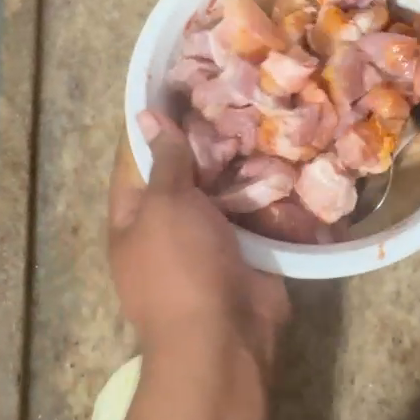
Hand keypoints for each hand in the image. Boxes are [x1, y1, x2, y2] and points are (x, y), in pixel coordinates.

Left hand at [111, 112, 289, 367]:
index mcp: (133, 216)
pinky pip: (256, 210)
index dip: (154, 120)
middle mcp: (169, 223)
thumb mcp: (163, 206)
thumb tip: (148, 116)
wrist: (223, 337)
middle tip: (236, 90)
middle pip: (186, 170)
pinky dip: (269, 188)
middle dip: (208, 137)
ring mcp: (209, 238)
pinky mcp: (248, 249)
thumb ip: (164, 160)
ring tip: (265, 110)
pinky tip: (286, 151)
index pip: (137, 156)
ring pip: (225, 187)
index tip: (180, 82)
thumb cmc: (179, 267)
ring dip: (242, 159)